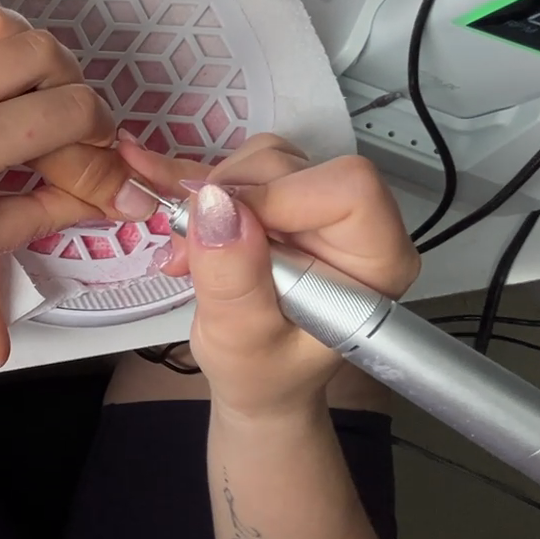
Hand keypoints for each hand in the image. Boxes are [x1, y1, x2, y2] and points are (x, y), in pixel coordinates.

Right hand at [120, 134, 419, 416]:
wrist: (257, 378)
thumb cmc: (260, 372)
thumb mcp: (240, 337)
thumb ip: (232, 276)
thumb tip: (212, 203)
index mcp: (374, 259)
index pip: (343, 189)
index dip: (275, 199)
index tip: (222, 235)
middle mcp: (356, 224)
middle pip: (295, 166)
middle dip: (228, 198)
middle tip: (191, 250)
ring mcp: (316, 208)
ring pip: (262, 160)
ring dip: (209, 196)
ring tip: (189, 249)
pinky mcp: (282, 201)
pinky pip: (239, 166)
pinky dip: (195, 182)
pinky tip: (165, 195)